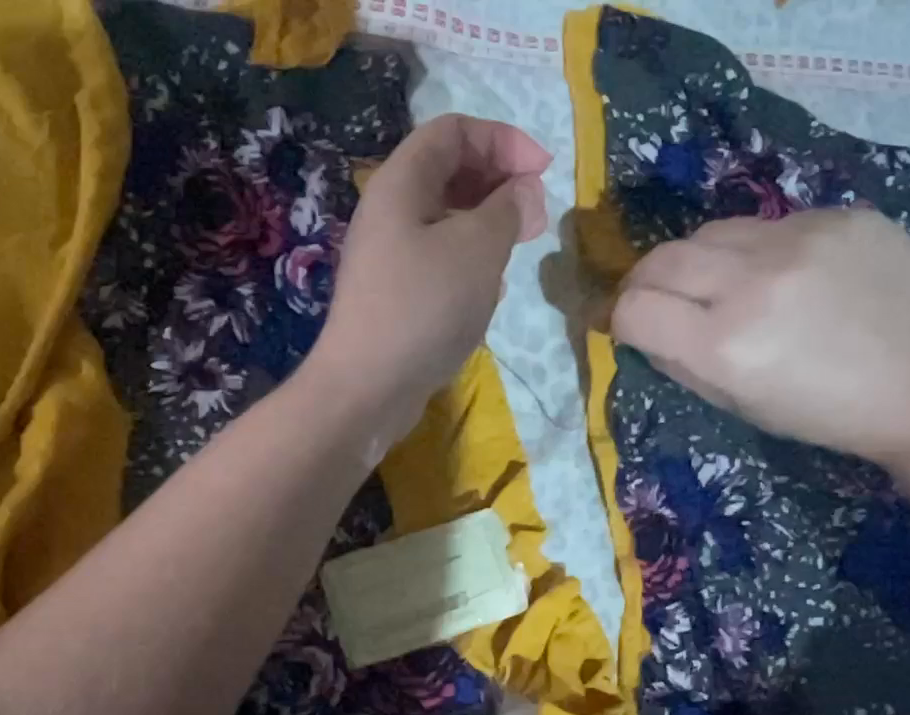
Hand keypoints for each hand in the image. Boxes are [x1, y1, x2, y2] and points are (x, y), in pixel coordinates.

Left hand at [306, 114, 549, 428]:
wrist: (367, 387)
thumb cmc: (424, 307)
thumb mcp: (478, 247)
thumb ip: (507, 208)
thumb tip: (521, 192)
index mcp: (400, 184)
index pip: (453, 131)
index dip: (503, 139)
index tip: (542, 172)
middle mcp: (388, 213)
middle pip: (448, 173)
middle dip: (498, 184)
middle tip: (534, 217)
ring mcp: (387, 257)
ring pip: (445, 220)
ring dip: (486, 227)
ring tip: (515, 252)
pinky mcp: (393, 296)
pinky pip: (437, 261)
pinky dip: (468, 263)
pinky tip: (486, 291)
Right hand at [610, 209, 909, 463]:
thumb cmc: (829, 414)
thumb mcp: (739, 405)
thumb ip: (683, 363)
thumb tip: (647, 329)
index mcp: (724, 346)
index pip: (632, 308)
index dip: (620, 318)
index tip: (633, 327)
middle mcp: (752, 283)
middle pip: (659, 259)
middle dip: (646, 282)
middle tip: (661, 300)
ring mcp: (799, 240)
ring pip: (709, 232)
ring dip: (698, 260)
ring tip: (725, 285)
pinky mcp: (840, 215)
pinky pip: (768, 224)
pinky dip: (758, 250)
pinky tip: (791, 275)